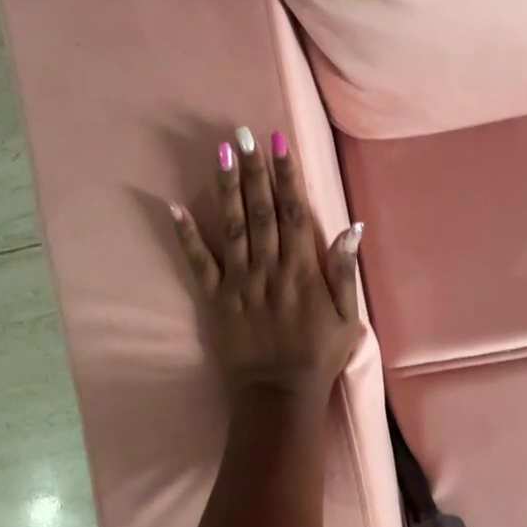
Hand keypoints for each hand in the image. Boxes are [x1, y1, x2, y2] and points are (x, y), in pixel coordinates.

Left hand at [171, 127, 364, 397]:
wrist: (278, 394)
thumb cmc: (319, 355)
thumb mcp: (347, 317)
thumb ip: (345, 271)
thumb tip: (352, 229)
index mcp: (302, 269)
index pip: (294, 211)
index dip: (287, 175)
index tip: (279, 142)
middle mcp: (269, 267)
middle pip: (261, 210)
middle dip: (253, 169)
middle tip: (243, 133)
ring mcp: (239, 281)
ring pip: (232, 226)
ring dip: (225, 188)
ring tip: (220, 153)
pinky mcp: (215, 299)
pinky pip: (198, 263)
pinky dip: (186, 235)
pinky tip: (174, 206)